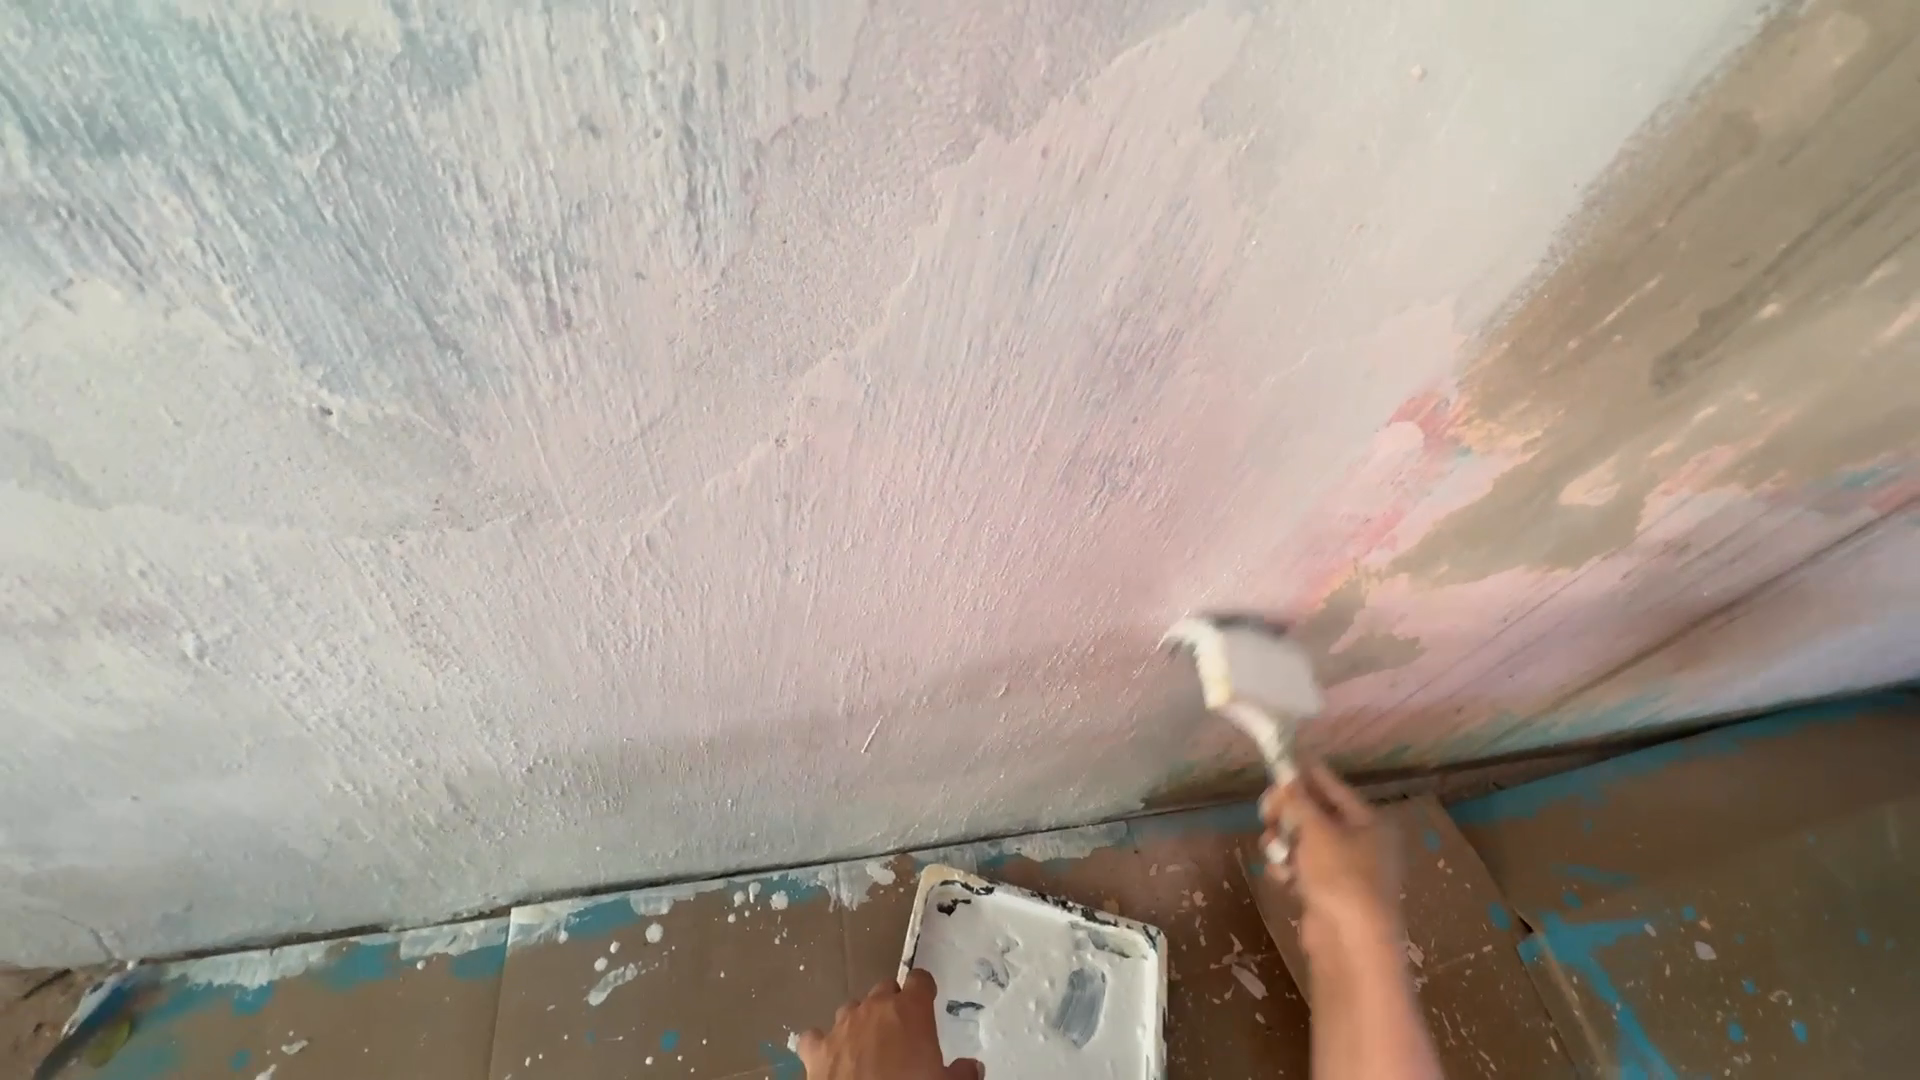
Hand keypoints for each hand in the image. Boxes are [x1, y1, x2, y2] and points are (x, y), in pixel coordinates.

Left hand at [797, 968, 983, 1079]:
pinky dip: (823, 1044)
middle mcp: (875, 1006)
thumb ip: (962, 1073)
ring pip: (852, 1008)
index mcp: (910, 1009)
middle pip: (885, 989)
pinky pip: (815, 1037)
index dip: (924, 990)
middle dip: (892, 1005)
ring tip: (867, 1046)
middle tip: (900, 1033)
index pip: (920, 979)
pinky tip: (829, 1056)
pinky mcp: (817, 1050)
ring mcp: (842, 1025)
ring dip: (860, 1021)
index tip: (927, 1002)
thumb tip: (972, 1067)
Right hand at [1260, 760, 1402, 956]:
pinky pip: (1300, 866)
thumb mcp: (1316, 830)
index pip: (1330, 784)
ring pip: (1301, 839)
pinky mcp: (1327, 890)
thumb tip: (1287, 775)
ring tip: (1276, 853)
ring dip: (1282, 843)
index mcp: (1367, 820)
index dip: (1302, 774)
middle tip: (1266, 813)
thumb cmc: (1341, 877)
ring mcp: (1343, 867)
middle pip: (1312, 811)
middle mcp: (1359, 840)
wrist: (1352, 944)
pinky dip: (1288, 868)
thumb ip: (1298, 800)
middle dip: (1287, 813)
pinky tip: (1283, 878)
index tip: (1275, 764)